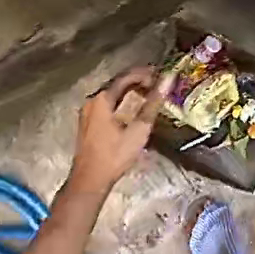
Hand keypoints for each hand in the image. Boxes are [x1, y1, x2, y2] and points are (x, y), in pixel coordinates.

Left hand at [67, 67, 166, 194]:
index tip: (161, 75)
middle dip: (138, 80)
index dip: (144, 74)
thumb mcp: (138, 130)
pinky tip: (132, 106)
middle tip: (157, 82)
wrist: (90, 179)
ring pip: (111, 93)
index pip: (125, 77)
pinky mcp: (88, 122)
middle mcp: (92, 101)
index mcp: (102, 99)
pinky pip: (107, 103)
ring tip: (149, 92)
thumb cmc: (115, 155)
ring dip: (130, 90)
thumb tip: (166, 82)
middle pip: (117, 83)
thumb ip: (152, 104)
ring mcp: (88, 112)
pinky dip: (122, 100)